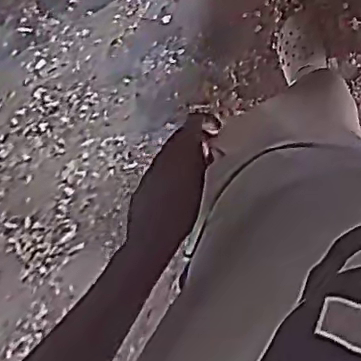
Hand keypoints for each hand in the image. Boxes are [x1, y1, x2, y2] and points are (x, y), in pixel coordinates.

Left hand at [123, 122, 208, 266]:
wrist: (152, 239)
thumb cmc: (183, 210)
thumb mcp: (206, 178)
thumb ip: (207, 157)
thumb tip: (210, 148)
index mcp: (181, 148)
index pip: (194, 121)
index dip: (208, 121)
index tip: (217, 128)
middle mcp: (163, 156)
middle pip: (181, 136)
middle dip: (196, 139)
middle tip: (211, 148)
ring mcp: (151, 172)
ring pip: (170, 154)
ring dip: (184, 155)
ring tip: (199, 168)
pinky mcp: (143, 188)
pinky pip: (161, 171)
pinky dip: (172, 171)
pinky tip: (181, 186)